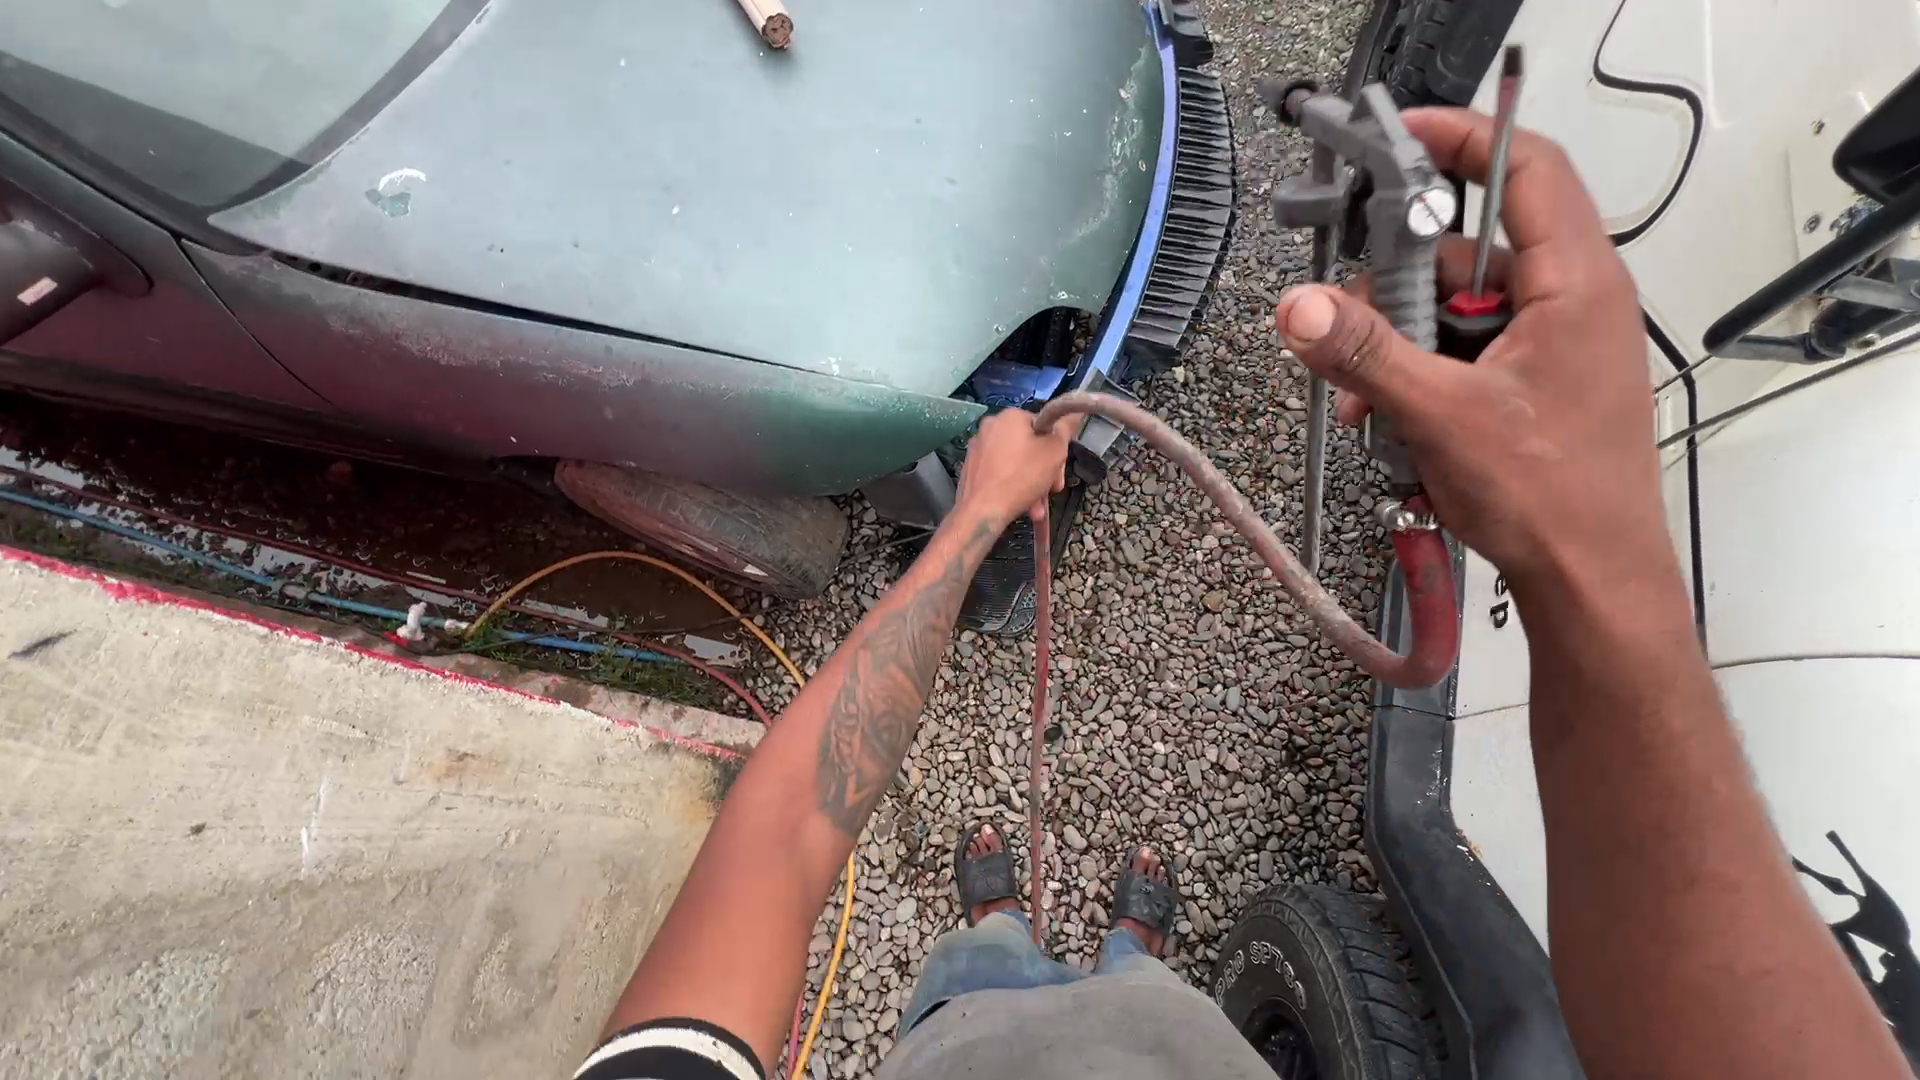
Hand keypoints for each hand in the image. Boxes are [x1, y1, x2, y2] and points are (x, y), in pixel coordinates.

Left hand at [954, 408, 1073, 528]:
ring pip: (1014, 463)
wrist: (982, 511)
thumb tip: (1073, 413)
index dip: (1056, 448)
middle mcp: (990, 427)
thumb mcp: (1054, 453)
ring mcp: (977, 448)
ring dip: (1031, 483)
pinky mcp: (970, 468)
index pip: (1042, 426)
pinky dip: (1012, 486)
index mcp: (1009, 416)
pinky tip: (1022, 505)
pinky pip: (999, 473)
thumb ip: (1064, 431)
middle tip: (1051, 489)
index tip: (1059, 470)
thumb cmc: (1022, 477)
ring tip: (1037, 507)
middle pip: (1028, 446)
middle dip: (1044, 470)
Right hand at [1274, 108, 1672, 596]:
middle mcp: (1562, 304)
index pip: (1525, 171)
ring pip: (1445, 317)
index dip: (1462, 141)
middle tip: (1342, 329)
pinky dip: (1409, 383)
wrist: (1585, 576)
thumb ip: (1365, 354)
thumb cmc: (1547, 495)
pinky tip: (1384, 424)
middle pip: (1459, 258)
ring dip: (1390, 354)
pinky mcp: (1519, 385)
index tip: (1396, 138)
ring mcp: (1540, 348)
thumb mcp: (1439, 414)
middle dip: (1390, 296)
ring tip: (1362, 405)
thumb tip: (1299, 306)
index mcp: (1573, 285)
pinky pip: (1450, 359)